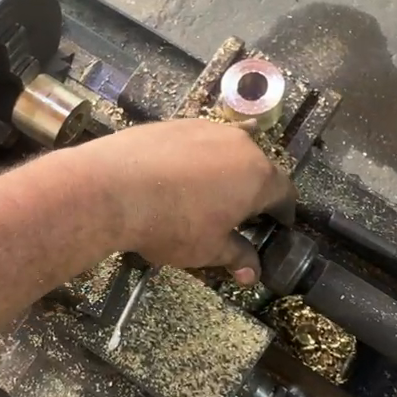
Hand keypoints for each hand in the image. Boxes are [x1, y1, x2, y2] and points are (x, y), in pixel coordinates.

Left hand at [62, 119, 294, 284]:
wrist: (111, 188)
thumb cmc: (171, 224)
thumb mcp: (208, 249)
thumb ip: (235, 256)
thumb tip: (251, 273)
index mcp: (258, 176)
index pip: (284, 192)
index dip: (282, 212)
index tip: (277, 224)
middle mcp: (238, 144)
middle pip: (256, 167)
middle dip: (252, 191)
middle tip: (239, 214)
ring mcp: (204, 128)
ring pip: (224, 151)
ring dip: (222, 172)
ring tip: (204, 195)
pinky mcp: (173, 123)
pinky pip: (194, 143)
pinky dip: (192, 159)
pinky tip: (174, 177)